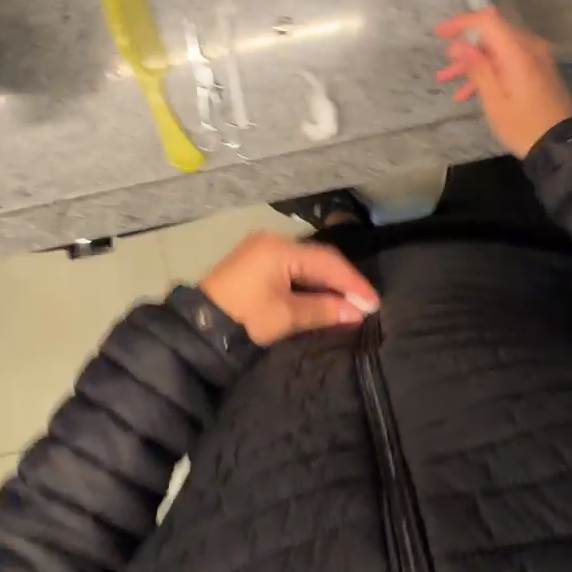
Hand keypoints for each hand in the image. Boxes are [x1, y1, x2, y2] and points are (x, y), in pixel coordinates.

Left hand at [199, 232, 380, 345]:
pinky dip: (310, 283)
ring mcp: (261, 251)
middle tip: (365, 304)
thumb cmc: (244, 319)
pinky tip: (323, 297)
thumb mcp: (286, 316)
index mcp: (279, 248)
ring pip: (305, 264)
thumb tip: (357, 312)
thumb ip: (323, 310)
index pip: (327, 261)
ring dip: (327, 283)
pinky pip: (292, 269)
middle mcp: (272, 242)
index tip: (374, 303)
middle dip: (342, 282)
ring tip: (349, 303)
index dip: (352, 282)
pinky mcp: (255, 265)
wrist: (198, 329)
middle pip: (317, 258)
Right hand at [436, 8, 571, 158]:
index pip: (487, 21)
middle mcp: (530, 48)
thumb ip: (477, 68)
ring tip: (447, 80)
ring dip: (473, 63)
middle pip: (492, 34)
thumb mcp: (494, 101)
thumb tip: (459, 45)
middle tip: (445, 67)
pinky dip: (489, 71)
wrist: (561, 145)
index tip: (440, 35)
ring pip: (498, 49)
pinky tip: (468, 92)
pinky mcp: (538, 70)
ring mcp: (536, 59)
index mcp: (518, 54)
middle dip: (464, 48)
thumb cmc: (523, 126)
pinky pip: (509, 61)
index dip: (461, 23)